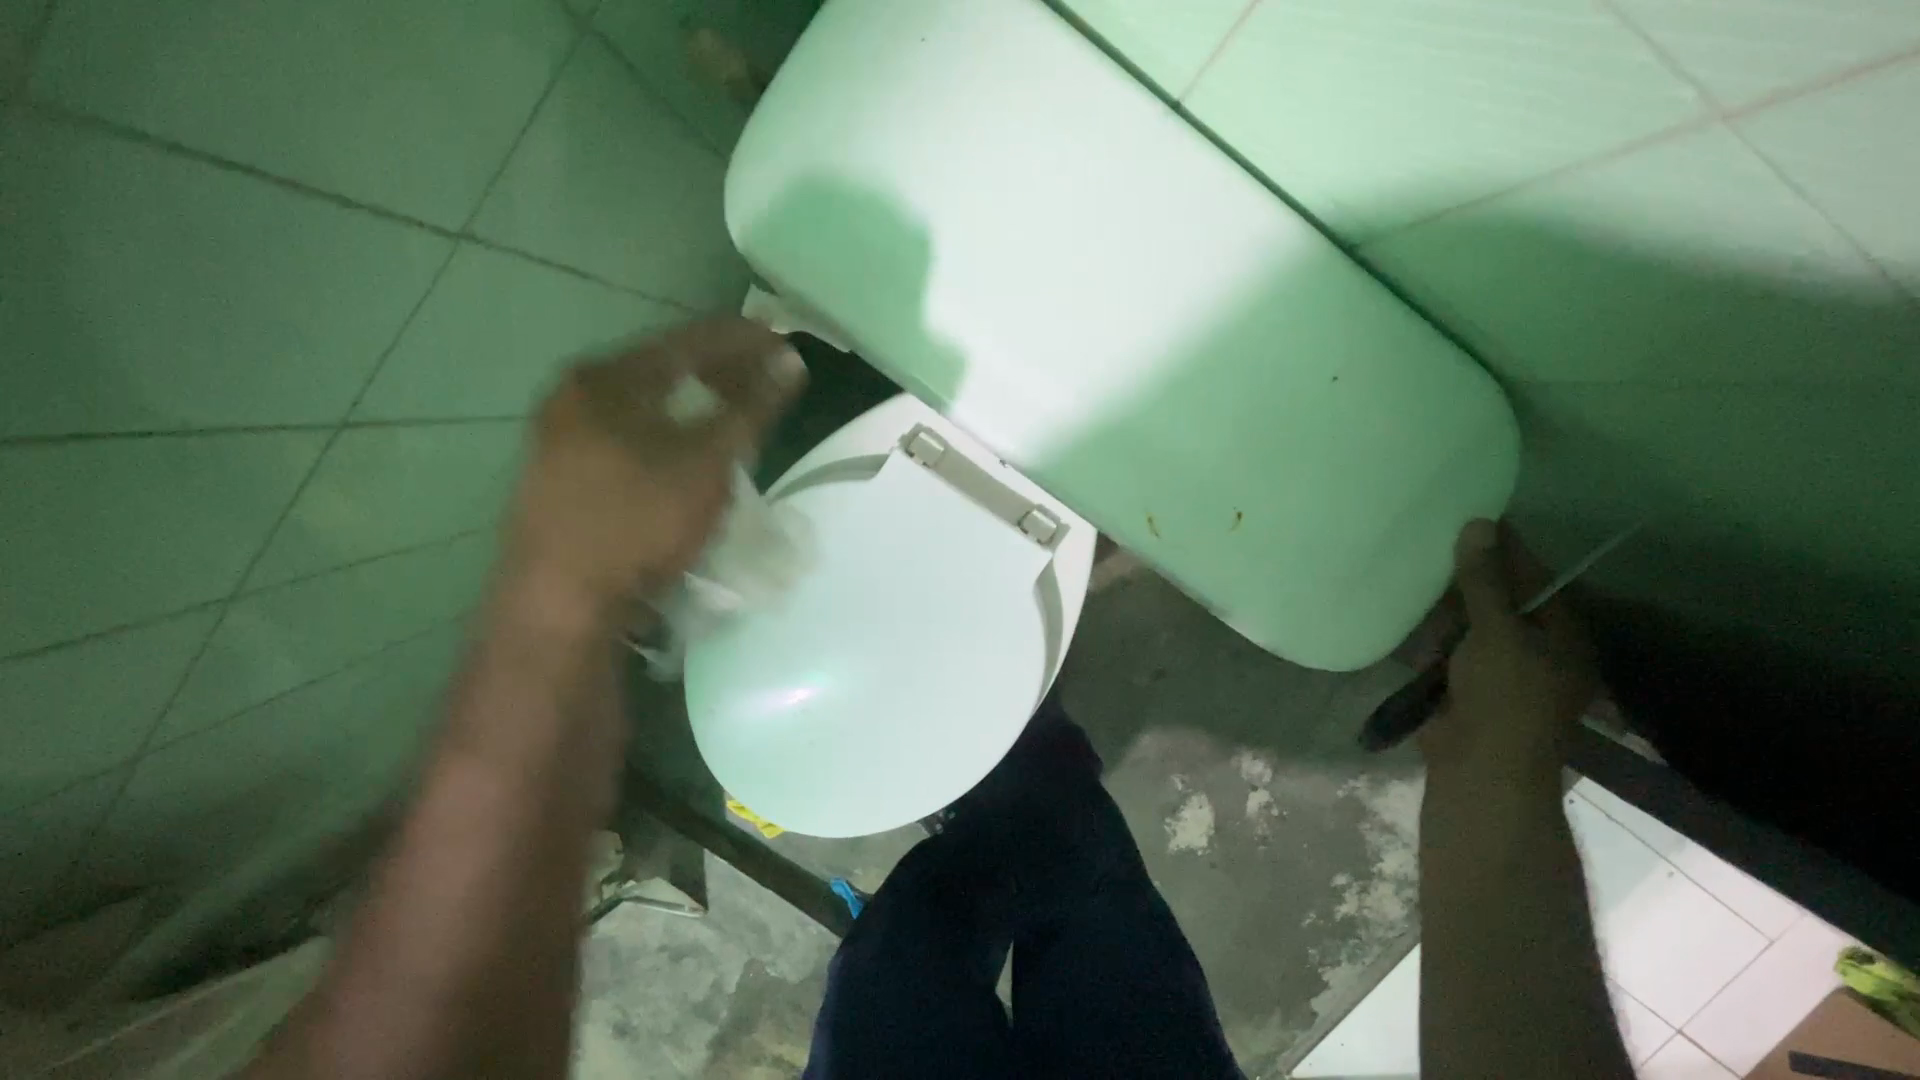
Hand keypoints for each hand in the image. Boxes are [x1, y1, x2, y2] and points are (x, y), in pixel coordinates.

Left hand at [506, 318, 803, 612]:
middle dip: (721, 372)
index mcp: (606, 378)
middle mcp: (575, 394)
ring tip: (737, 413)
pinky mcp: (561, 474)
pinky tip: (689, 450)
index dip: (744, 339)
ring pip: (645, 406)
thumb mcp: (708, 463)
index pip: (689, 341)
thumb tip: (790, 360)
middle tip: (768, 378)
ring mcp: (560, 436)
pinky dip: (668, 432)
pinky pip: (628, 435)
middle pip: (663, 369)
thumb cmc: (638, 522)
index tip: (786, 342)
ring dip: (695, 405)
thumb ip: (751, 407)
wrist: (560, 603)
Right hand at [1420, 520, 1599, 790]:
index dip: (1505, 548)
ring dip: (1448, 606)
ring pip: (1474, 625)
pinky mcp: (1471, 687)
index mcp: (1563, 634)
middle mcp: (1539, 649)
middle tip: (1435, 541)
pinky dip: (1435, 635)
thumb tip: (1479, 523)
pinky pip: (1453, 649)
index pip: (1535, 577)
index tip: (1472, 517)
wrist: (1480, 767)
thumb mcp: (1495, 631)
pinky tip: (1410, 614)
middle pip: (1504, 600)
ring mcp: (1503, 671)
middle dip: (1471, 577)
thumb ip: (1484, 580)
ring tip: (1416, 571)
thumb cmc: (1503, 696)